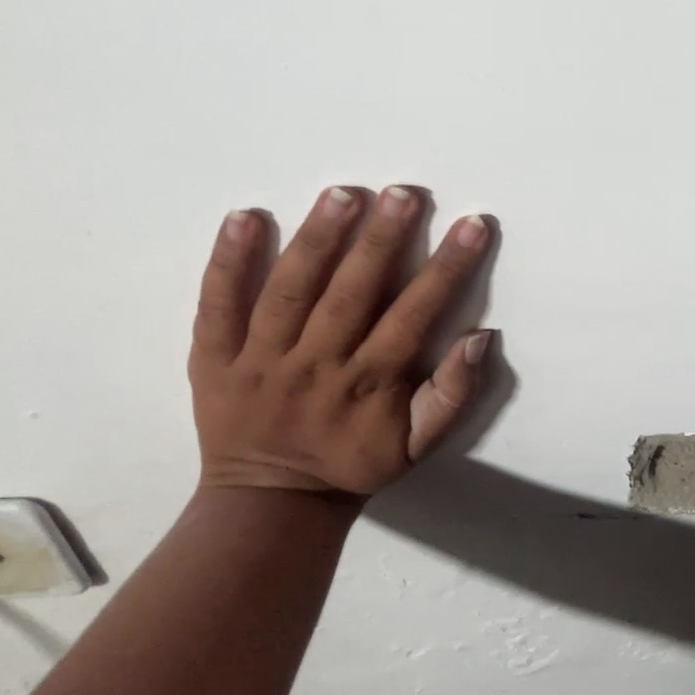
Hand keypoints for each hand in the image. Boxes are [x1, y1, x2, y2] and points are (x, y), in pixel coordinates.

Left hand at [189, 186, 495, 498]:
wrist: (270, 502)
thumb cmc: (357, 464)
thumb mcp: (421, 443)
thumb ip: (454, 393)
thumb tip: (482, 336)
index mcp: (370, 383)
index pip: (415, 313)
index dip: (447, 267)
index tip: (472, 225)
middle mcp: (317, 364)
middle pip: (351, 292)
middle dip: (381, 238)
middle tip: (404, 192)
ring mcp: (260, 359)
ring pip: (289, 290)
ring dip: (316, 238)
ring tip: (342, 193)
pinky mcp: (213, 358)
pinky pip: (217, 305)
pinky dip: (227, 260)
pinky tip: (245, 216)